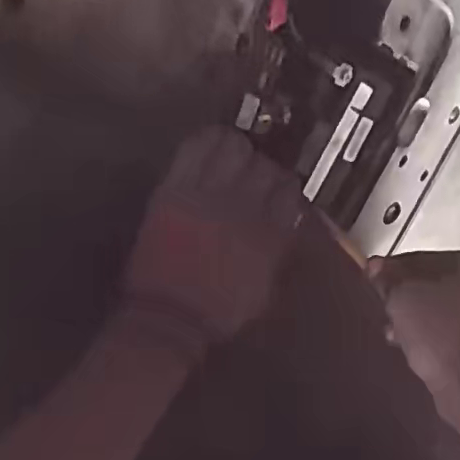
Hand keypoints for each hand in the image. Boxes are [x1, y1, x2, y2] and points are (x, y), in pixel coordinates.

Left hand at [121, 127, 306, 347]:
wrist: (169, 319)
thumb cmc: (219, 314)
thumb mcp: (263, 291)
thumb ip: (277, 253)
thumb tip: (285, 227)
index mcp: (269, 237)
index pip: (290, 193)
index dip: (288, 188)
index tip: (282, 192)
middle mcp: (243, 210)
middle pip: (265, 167)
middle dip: (265, 168)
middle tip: (256, 175)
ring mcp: (207, 197)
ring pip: (234, 147)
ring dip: (239, 148)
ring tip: (235, 155)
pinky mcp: (175, 190)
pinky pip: (194, 149)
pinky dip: (207, 140)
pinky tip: (211, 143)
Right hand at [371, 249, 459, 411]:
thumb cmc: (437, 335)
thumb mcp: (402, 300)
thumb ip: (387, 279)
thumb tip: (375, 266)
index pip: (420, 259)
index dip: (392, 273)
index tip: (375, 289)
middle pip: (434, 285)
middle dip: (407, 299)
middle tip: (386, 314)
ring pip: (443, 310)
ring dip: (418, 321)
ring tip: (397, 337)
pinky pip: (454, 333)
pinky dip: (435, 339)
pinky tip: (418, 352)